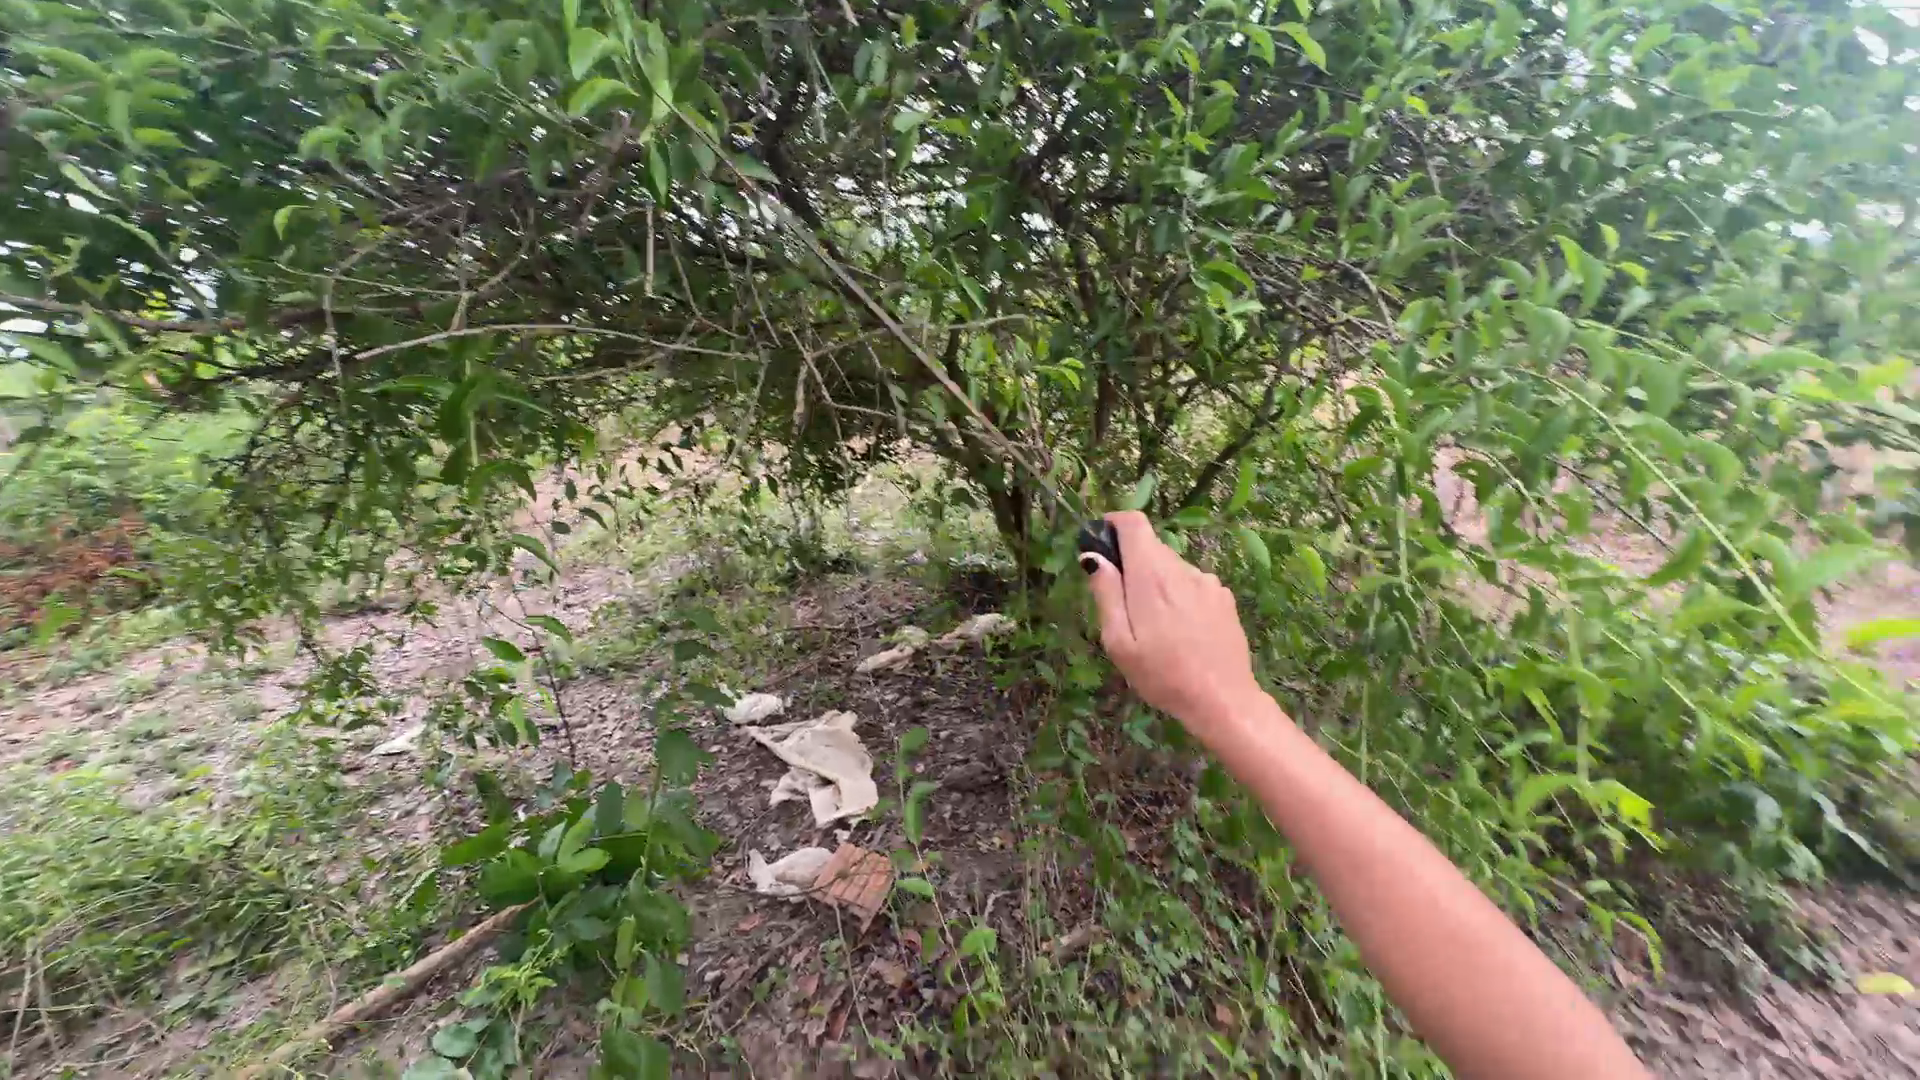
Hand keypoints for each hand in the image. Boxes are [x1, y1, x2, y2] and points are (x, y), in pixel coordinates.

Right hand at [1081, 511, 1262, 732]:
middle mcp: (1182, 569)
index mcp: (1151, 575)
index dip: (1114, 524)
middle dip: (1131, 566)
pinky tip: (1180, 631)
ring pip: (1171, 568)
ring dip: (1156, 584)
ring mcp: (1207, 582)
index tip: (1101, 544)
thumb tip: (1093, 557)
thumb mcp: (1119, 641)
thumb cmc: (1162, 674)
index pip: (1134, 523)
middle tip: (1123, 608)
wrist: (1222, 700)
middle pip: (1150, 548)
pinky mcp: (1224, 598)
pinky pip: (1192, 585)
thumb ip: (1106, 593)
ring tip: (1154, 628)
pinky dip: (1178, 596)